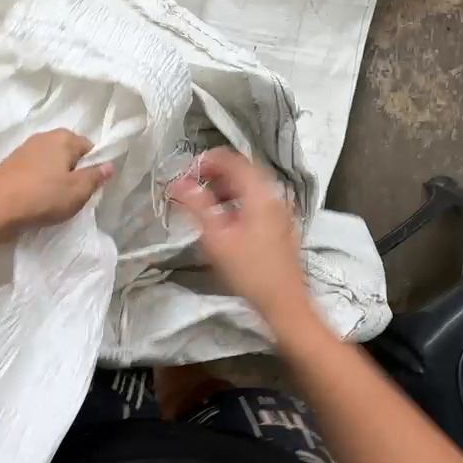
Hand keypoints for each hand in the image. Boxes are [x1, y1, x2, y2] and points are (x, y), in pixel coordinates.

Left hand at [0, 130, 113, 236]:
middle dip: (73, 171)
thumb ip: (96, 177)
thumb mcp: (77, 191)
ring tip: (52, 200)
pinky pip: (34, 170)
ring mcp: (24, 149)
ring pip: (50, 162)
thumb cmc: (42, 197)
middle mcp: (44, 136)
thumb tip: (109, 165)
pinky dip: (38, 181)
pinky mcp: (10, 163)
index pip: (90, 148)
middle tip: (72, 195)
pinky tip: (34, 198)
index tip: (88, 188)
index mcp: (64, 137)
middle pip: (69, 153)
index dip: (93, 167)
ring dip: (54, 177)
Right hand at [168, 149, 311, 324]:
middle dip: (217, 173)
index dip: (208, 161)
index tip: (188, 173)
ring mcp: (281, 209)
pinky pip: (259, 199)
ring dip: (228, 187)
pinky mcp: (283, 224)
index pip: (233, 160)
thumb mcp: (216, 238)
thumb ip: (197, 206)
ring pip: (252, 185)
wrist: (285, 303)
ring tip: (207, 202)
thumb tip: (178, 182)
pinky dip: (240, 199)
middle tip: (195, 186)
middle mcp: (274, 194)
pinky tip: (228, 219)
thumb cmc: (249, 271)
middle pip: (244, 169)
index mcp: (259, 193)